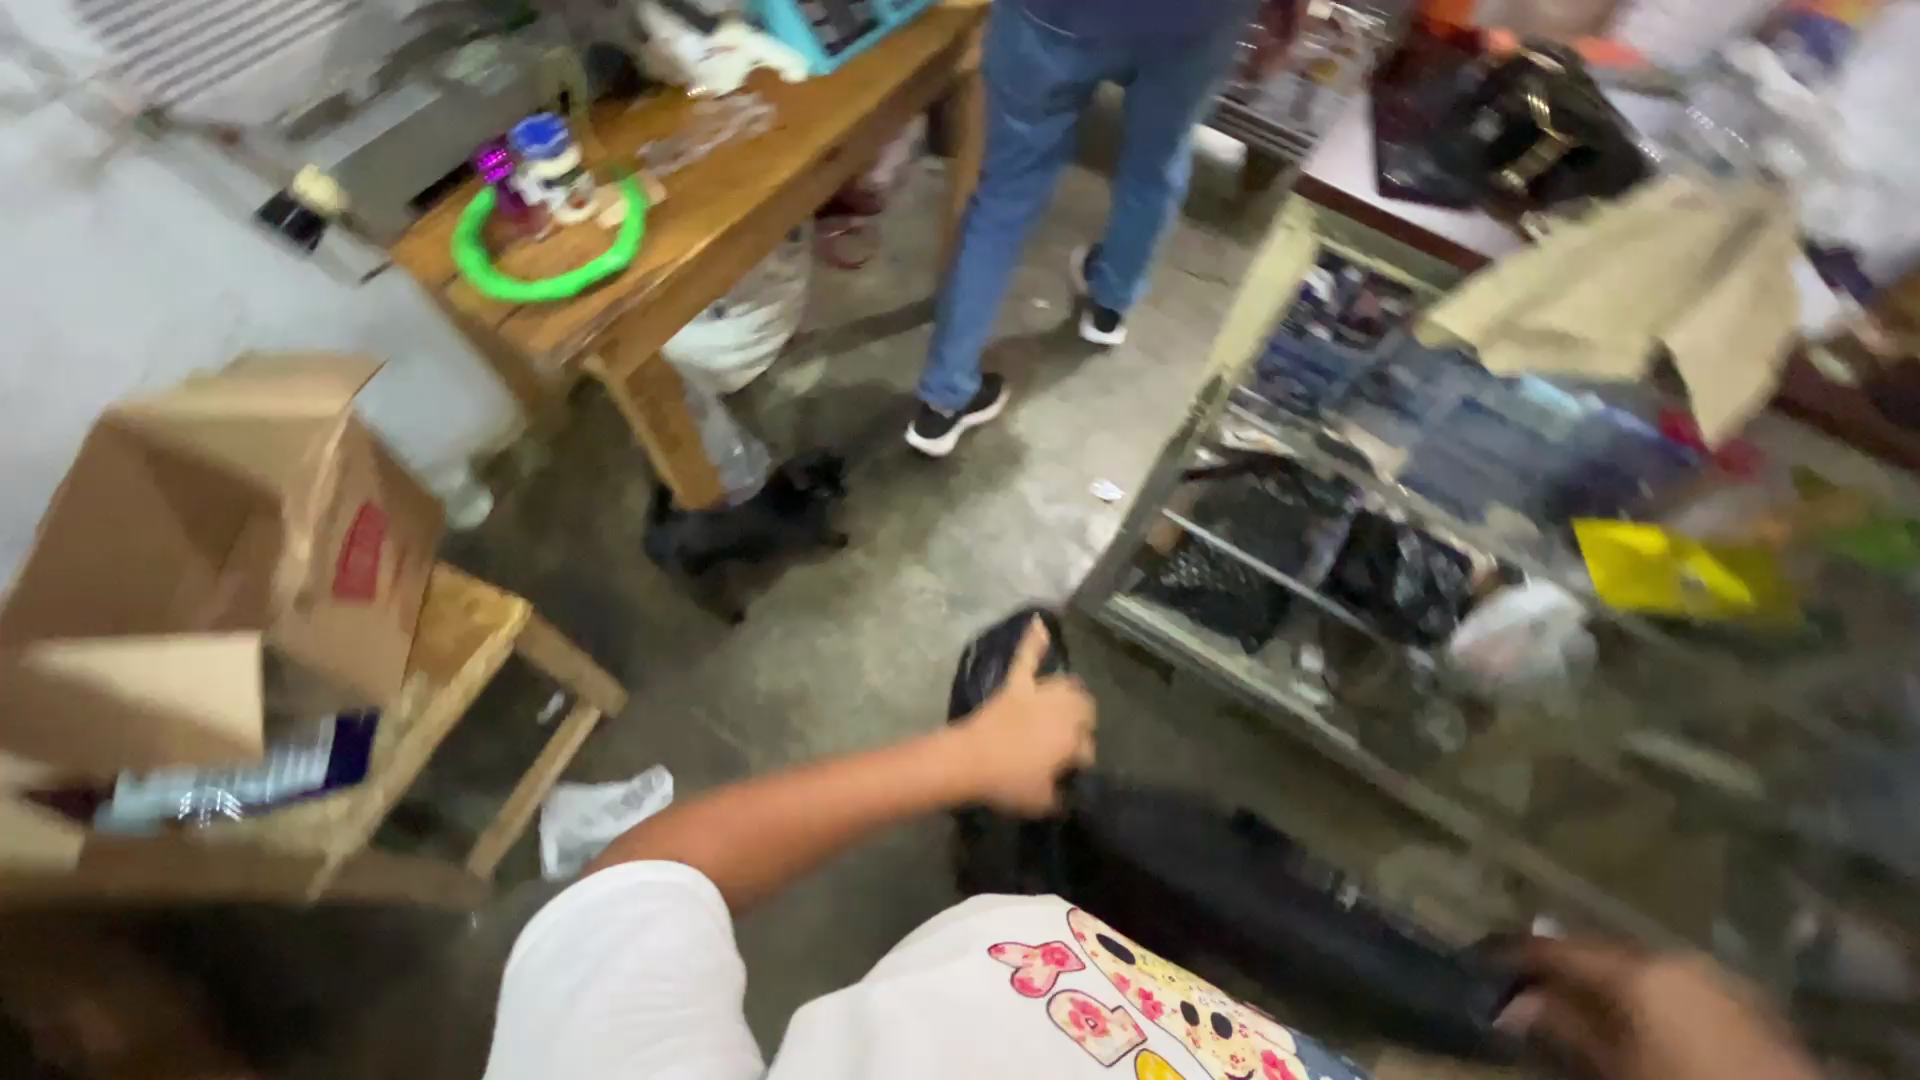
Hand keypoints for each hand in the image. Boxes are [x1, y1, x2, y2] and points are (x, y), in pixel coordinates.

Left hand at [950, 616, 1096, 815]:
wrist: (969, 761)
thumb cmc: (1007, 783)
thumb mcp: (1043, 802)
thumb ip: (1061, 796)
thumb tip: (1067, 793)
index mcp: (1072, 740)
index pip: (1088, 749)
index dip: (1079, 762)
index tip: (1069, 773)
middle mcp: (1062, 712)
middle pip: (1085, 712)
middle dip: (1083, 725)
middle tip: (1071, 740)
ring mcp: (1038, 693)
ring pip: (1067, 686)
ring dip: (1072, 694)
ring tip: (1072, 702)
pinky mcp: (1016, 685)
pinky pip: (1027, 657)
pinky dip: (1033, 640)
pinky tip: (1040, 621)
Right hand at [1498, 938, 1820, 1079]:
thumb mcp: (1614, 1069)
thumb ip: (1561, 1030)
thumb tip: (1510, 1004)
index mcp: (1639, 967)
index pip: (1556, 948)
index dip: (1514, 953)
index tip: (1480, 957)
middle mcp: (1675, 958)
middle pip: (1599, 954)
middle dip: (1562, 969)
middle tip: (1524, 983)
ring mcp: (1718, 980)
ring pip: (1637, 969)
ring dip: (1602, 984)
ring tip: (1573, 1003)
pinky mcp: (1749, 1007)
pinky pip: (1675, 988)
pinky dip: (1642, 998)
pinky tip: (1629, 1019)